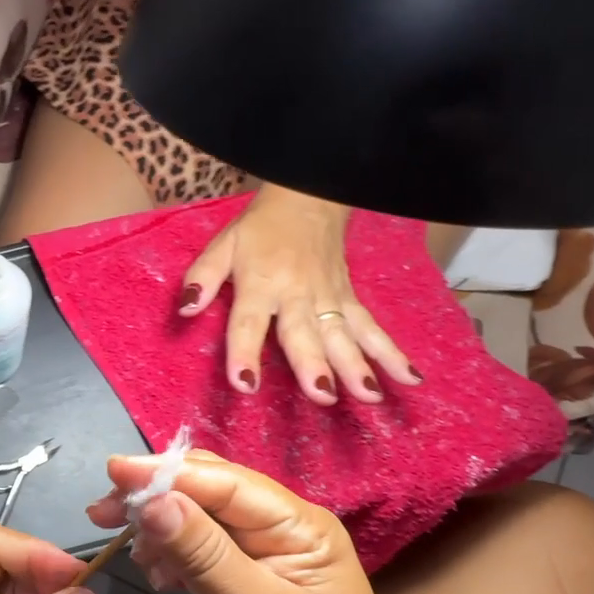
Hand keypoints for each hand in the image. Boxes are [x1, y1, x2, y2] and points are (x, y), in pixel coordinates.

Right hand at [89, 451, 415, 593]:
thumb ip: (203, 554)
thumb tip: (152, 499)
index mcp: (297, 525)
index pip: (224, 482)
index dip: (166, 473)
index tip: (112, 471)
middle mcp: (274, 529)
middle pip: (204, 490)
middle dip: (154, 494)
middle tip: (102, 511)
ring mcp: (251, 555)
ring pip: (190, 517)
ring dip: (154, 525)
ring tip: (131, 553)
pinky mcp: (229, 582)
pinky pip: (188, 548)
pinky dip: (163, 553)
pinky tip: (154, 575)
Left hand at [179, 183, 421, 404]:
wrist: (310, 197)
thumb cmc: (259, 229)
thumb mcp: (223, 245)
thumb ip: (202, 277)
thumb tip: (185, 308)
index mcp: (260, 283)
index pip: (249, 323)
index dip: (245, 353)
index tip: (245, 383)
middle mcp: (297, 294)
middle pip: (305, 333)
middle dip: (313, 364)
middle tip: (322, 396)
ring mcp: (329, 298)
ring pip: (344, 334)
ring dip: (358, 365)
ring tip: (369, 396)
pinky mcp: (349, 299)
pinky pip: (371, 327)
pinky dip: (391, 352)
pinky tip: (409, 378)